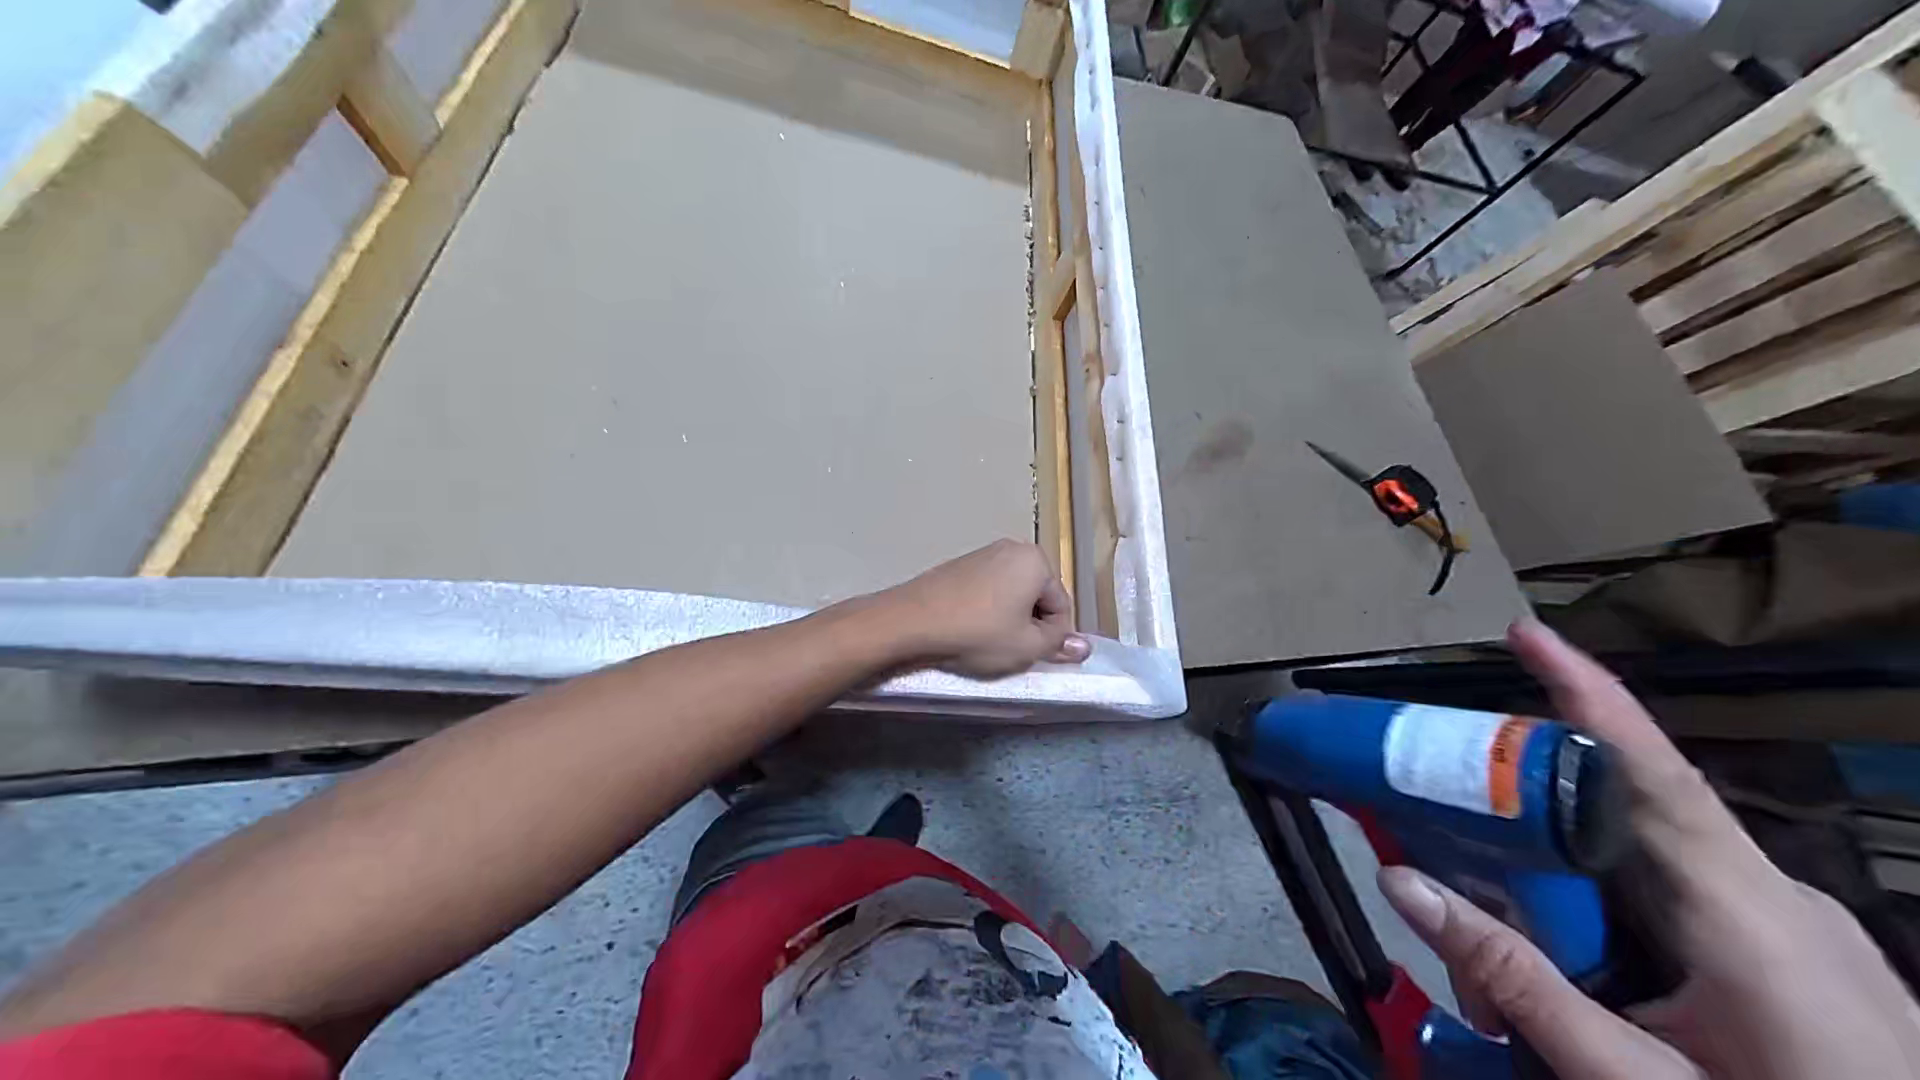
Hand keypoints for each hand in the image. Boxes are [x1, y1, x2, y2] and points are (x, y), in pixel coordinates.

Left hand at [869, 539, 1089, 678]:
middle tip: (1009, 651)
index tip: (1032, 656)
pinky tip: (969, 631)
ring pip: (1011, 596)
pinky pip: (987, 592)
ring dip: (1008, 620)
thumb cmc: (977, 633)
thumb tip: (1085, 646)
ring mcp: (982, 554)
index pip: (1061, 606)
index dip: (1053, 637)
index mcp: (1035, 560)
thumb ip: (1059, 645)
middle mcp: (1011, 548)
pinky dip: (986, 612)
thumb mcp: (1026, 647)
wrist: (911, 622)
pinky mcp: (959, 567)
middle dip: (1030, 625)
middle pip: (1036, 597)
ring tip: (987, 643)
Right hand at [1377, 619, 1919, 1079]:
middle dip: (1526, 772)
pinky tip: (1556, 915)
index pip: (1655, 773)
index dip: (1589, 693)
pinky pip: (1664, 875)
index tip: (1528, 634)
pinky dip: (1590, 871)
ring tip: (1479, 860)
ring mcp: (1782, 917)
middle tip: (1438, 775)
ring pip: (1639, 840)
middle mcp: (1768, 893)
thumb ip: (1514, 979)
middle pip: (1625, 797)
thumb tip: (1396, 878)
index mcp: (1749, 914)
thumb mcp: (1636, 1079)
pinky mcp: (1780, 942)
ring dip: (1551, 837)